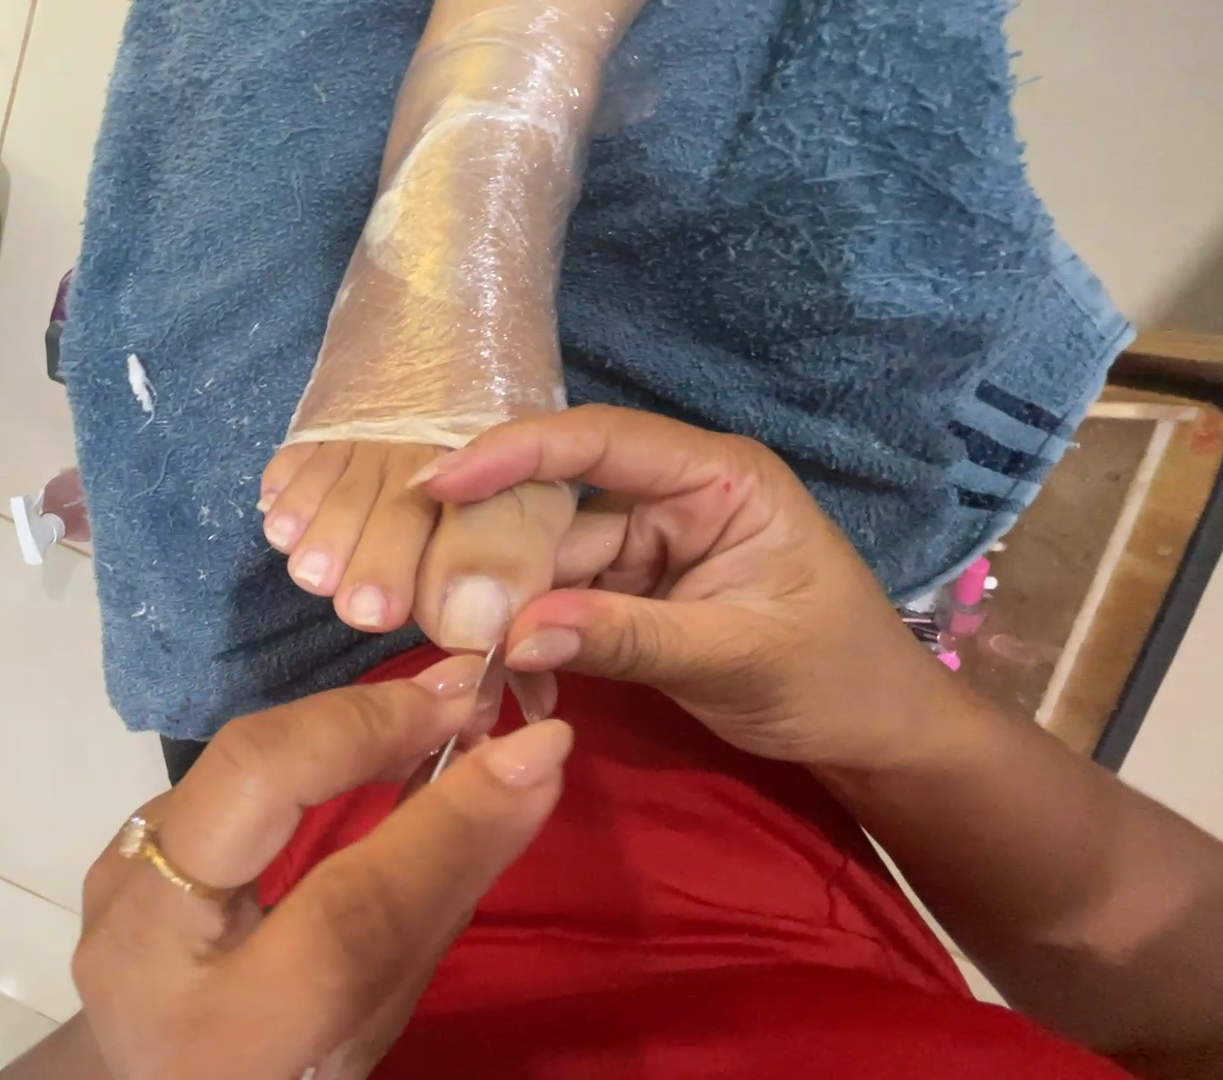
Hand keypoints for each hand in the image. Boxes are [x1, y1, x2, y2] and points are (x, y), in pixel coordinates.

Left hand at [70, 655, 571, 1079]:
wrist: (154, 1076)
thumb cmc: (280, 1069)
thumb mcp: (367, 1031)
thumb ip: (430, 910)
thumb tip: (517, 780)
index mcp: (217, 1038)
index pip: (344, 915)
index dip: (448, 822)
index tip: (539, 750)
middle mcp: (141, 936)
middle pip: (255, 779)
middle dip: (373, 720)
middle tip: (470, 690)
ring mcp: (121, 871)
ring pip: (239, 754)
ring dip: (345, 715)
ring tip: (434, 697)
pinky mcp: (131, 835)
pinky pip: (232, 764)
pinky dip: (311, 735)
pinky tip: (367, 725)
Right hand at [412, 405, 954, 770]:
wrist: (866, 733)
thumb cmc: (833, 676)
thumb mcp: (736, 655)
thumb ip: (628, 639)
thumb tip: (516, 638)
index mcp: (713, 478)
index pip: (600, 441)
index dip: (515, 453)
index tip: (439, 482)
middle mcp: (661, 497)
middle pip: (552, 510)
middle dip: (498, 561)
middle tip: (448, 617)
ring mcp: (634, 544)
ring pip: (540, 561)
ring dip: (506, 613)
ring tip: (478, 667)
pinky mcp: (616, 588)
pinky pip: (551, 602)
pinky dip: (528, 640)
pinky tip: (519, 682)